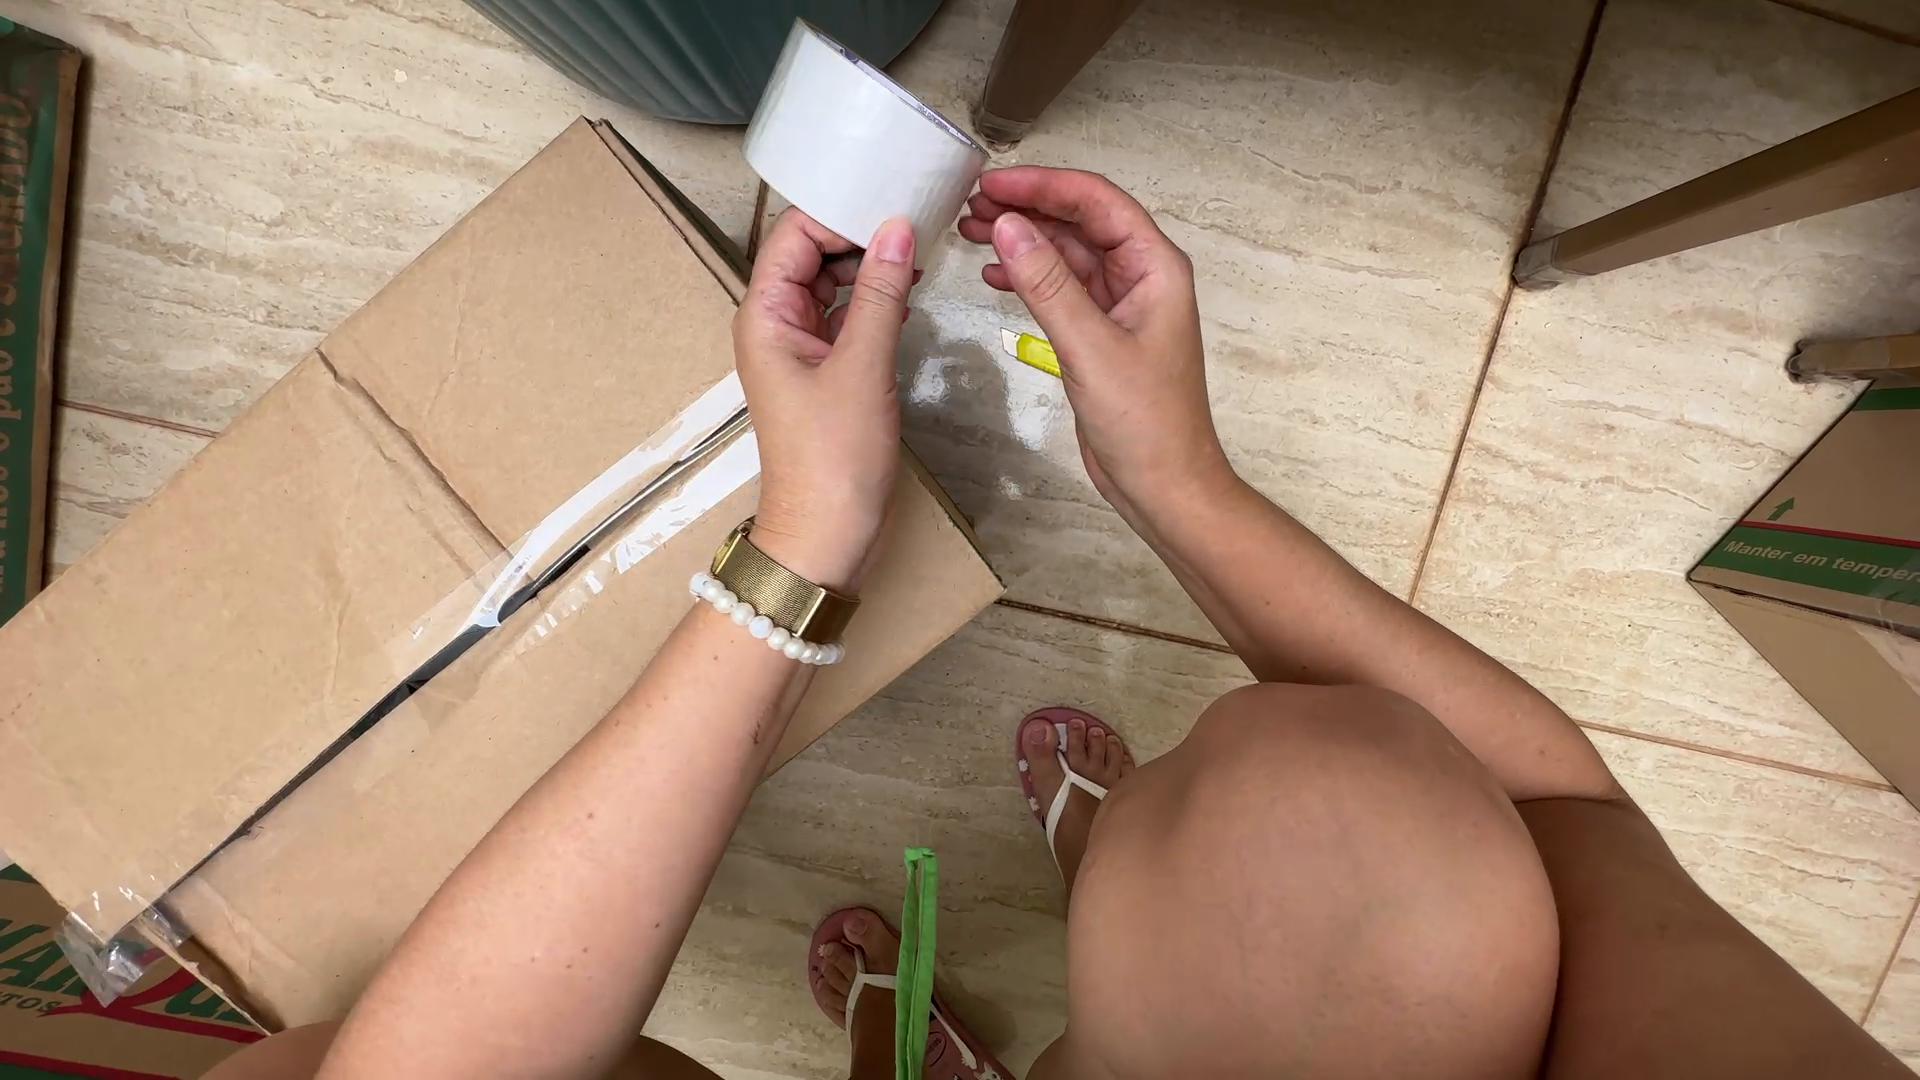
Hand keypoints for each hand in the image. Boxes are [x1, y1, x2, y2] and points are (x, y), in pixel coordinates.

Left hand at [732, 210, 914, 591]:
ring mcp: (801, 352)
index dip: (838, 212)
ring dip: (870, 270)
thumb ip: (881, 295)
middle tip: (915, 222)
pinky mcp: (826, 375)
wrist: (827, 534)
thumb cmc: (834, 456)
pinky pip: (846, 322)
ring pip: (832, 289)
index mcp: (766, 316)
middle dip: (858, 236)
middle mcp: (777, 326)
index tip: (892, 202)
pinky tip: (908, 297)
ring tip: (919, 254)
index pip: (794, 235)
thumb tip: (899, 228)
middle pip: (811, 257)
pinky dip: (874, 305)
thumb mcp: (862, 369)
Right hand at [958, 168, 1235, 525]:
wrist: (1161, 483)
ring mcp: (1117, 309)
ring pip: (1065, 259)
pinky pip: (1060, 294)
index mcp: (1154, 267)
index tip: (991, 184)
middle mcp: (1138, 279)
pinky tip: (995, 278)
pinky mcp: (1097, 338)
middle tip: (970, 207)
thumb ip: (1048, 286)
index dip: (1043, 186)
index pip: (1096, 202)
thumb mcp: (1091, 347)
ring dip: (1023, 244)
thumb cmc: (1145, 422)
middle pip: (1078, 224)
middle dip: (1027, 211)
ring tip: (972, 233)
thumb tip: (1008, 227)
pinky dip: (1028, 283)